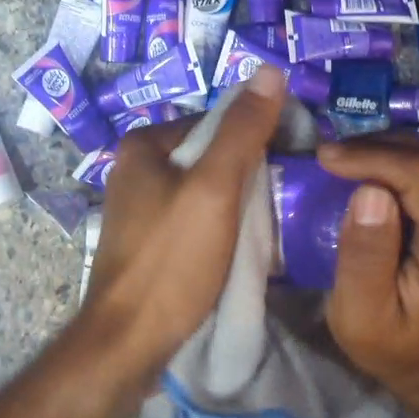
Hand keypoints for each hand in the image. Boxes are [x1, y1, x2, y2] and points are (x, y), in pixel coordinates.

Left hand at [82, 69, 285, 374]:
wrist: (127, 347)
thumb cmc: (170, 261)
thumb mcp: (215, 188)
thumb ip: (243, 130)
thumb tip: (270, 70)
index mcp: (144, 145)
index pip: (216, 120)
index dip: (256, 134)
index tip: (291, 157)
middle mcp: (137, 168)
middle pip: (211, 153)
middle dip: (248, 169)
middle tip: (287, 190)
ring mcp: (142, 208)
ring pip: (207, 187)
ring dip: (239, 199)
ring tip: (273, 217)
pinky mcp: (150, 242)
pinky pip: (197, 216)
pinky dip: (223, 223)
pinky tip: (245, 241)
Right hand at [319, 136, 418, 393]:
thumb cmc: (390, 341)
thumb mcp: (361, 314)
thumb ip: (365, 256)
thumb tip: (369, 191)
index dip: (373, 157)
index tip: (326, 157)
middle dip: (370, 149)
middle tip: (324, 158)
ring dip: (377, 152)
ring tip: (336, 164)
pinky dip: (387, 162)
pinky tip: (359, 174)